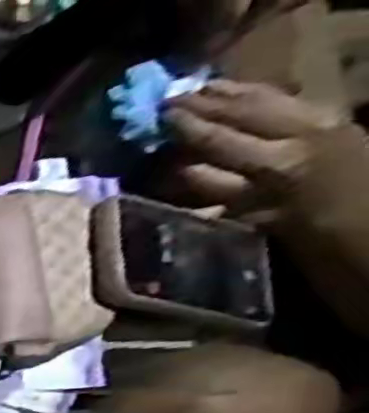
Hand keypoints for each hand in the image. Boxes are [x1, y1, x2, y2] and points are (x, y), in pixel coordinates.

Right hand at [166, 80, 364, 228]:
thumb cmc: (315, 235)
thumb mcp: (260, 219)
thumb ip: (222, 195)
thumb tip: (180, 172)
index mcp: (281, 163)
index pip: (223, 137)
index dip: (191, 124)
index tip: (161, 113)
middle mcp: (303, 137)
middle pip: (251, 112)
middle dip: (213, 103)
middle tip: (177, 94)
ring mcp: (325, 129)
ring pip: (275, 104)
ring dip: (239, 96)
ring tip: (209, 88)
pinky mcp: (338, 129)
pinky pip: (297, 109)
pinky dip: (270, 101)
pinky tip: (248, 98)